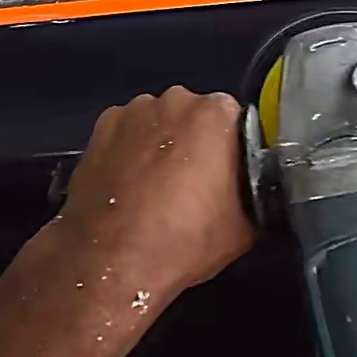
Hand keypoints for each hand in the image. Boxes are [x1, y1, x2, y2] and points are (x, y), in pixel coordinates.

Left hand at [51, 86, 256, 298]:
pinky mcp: (102, 124)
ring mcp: (133, 109)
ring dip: (158, 141)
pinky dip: (127, 147)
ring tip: (152, 184)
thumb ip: (253, 189)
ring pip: (156, 120)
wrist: (113, 255)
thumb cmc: (185, 238)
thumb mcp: (245, 225)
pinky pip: (125, 130)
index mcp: (214, 114)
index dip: (229, 145)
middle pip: (191, 113)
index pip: (232, 117)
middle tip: (189, 180)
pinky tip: (125, 181)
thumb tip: (251, 185)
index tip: (223, 171)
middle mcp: (173, 100)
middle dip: (192, 138)